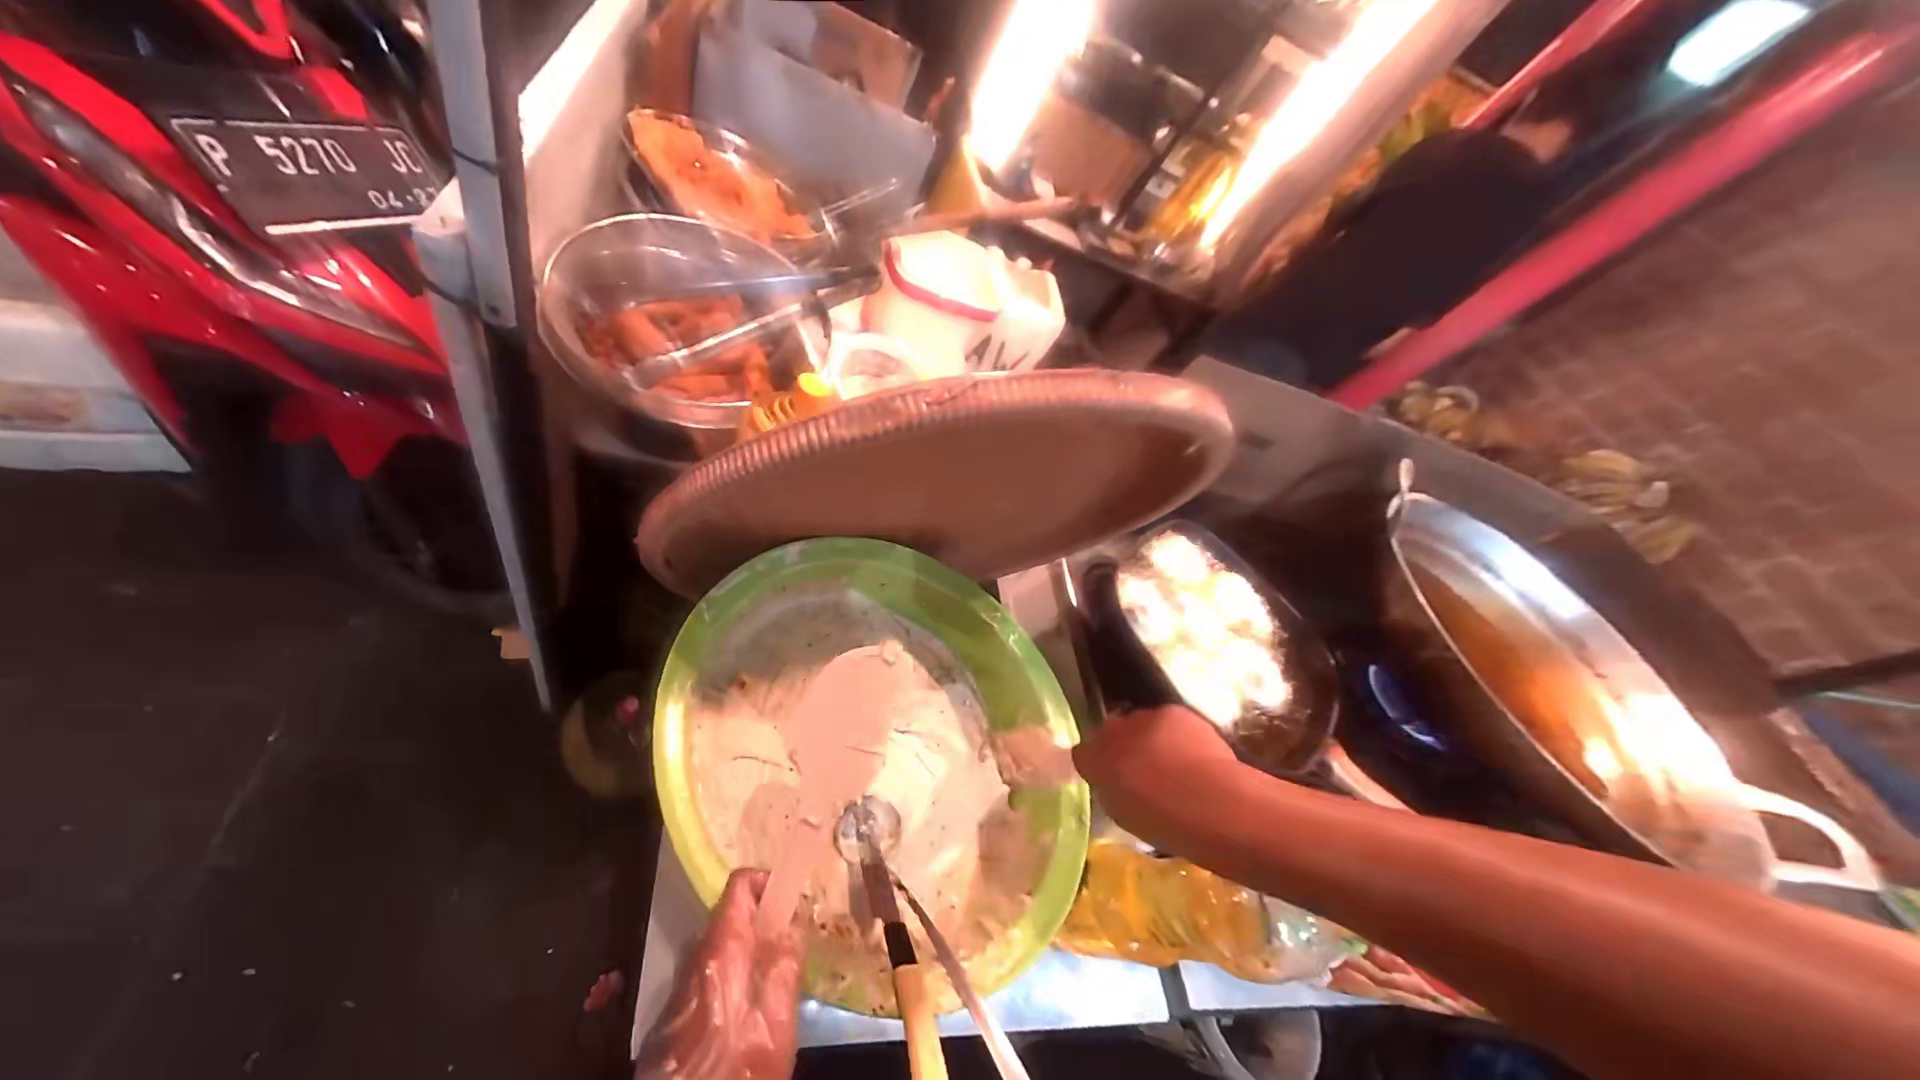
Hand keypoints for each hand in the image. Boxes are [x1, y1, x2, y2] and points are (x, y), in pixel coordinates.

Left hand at [635, 869, 801, 1079]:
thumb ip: (786, 961)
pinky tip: (750, 1009)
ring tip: (778, 977)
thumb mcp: (778, 1015)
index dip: (767, 883)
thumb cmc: (739, 1065)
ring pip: (720, 947)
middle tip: (793, 943)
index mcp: (722, 947)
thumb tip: (793, 920)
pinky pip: (709, 976)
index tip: (791, 902)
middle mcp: (695, 958)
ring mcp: (682, 987)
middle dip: (763, 922)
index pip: (740, 885)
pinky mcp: (676, 1015)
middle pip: (730, 916)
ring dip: (749, 951)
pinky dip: (733, 976)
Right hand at [1073, 705, 1242, 846]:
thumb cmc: (1164, 824)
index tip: (1110, 779)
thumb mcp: (1123, 815)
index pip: (1083, 754)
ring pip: (1141, 724)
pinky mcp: (1172, 711)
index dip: (1097, 765)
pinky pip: (1168, 720)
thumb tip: (1114, 782)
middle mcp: (1110, 732)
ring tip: (1172, 762)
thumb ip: (1111, 790)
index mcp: (1093, 761)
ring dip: (1150, 738)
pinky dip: (1177, 733)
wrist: (1209, 802)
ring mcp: (1142, 718)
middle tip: (1141, 771)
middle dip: (1122, 747)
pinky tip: (1193, 753)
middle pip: (1111, 734)